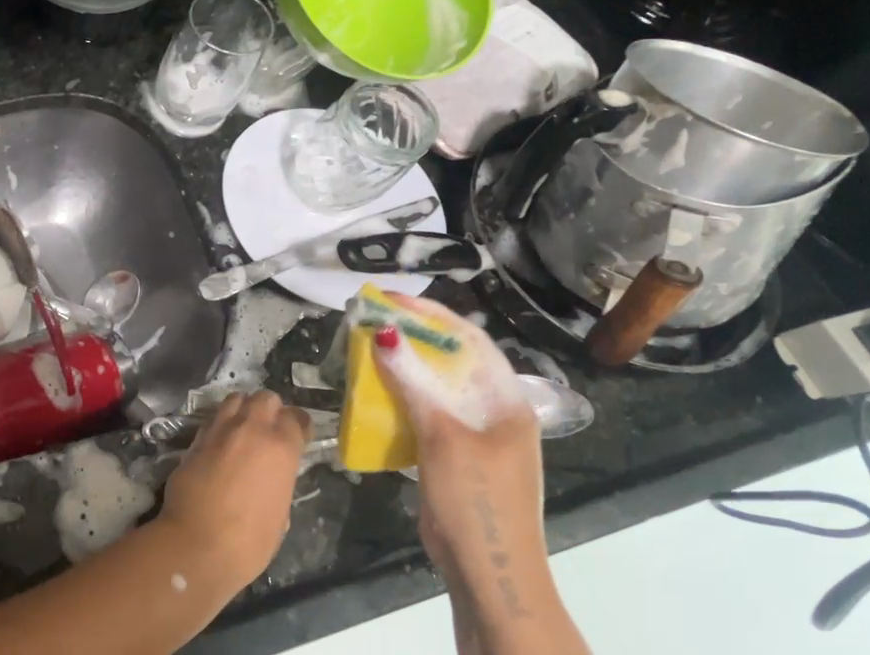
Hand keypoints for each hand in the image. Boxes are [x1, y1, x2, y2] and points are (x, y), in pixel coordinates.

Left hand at [156, 391, 311, 585]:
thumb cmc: (250, 541)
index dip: (298, 425)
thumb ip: (280, 481)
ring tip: (243, 429)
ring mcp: (220, 430)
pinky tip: (221, 443)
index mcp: (281, 448)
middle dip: (270, 409)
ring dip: (243, 409)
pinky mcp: (195, 438)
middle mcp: (250, 429)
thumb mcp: (281, 513)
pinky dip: (220, 424)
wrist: (199, 542)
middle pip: (265, 398)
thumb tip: (272, 476)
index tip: (298, 434)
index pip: (296, 417)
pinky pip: (213, 419)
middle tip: (269, 429)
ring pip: (235, 399)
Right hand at [369, 294, 549, 609]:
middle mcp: (493, 410)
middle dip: (411, 335)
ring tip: (363, 346)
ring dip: (401, 365)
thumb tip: (384, 334)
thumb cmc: (477, 500)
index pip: (469, 339)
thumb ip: (414, 385)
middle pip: (450, 359)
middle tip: (369, 317)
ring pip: (434, 385)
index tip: (387, 298)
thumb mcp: (444, 438)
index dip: (429, 313)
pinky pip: (424, 411)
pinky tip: (371, 391)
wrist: (489, 572)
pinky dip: (399, 396)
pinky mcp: (452, 454)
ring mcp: (474, 434)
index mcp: (506, 401)